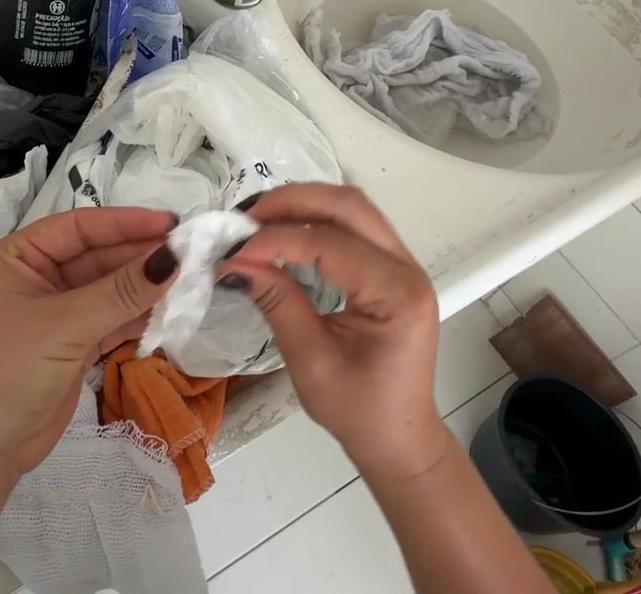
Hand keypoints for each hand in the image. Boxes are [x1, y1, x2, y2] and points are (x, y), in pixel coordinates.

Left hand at [0, 207, 179, 479]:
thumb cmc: (7, 372)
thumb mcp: (64, 325)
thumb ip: (121, 291)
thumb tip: (172, 256)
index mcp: (19, 256)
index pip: (81, 227)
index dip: (127, 222)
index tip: (173, 223)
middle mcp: (38, 277)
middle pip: (100, 256)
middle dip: (142, 255)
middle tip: (193, 253)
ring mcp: (57, 312)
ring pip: (111, 288)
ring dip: (146, 286)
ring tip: (192, 279)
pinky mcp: (74, 344)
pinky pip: (113, 318)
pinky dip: (140, 316)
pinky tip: (172, 311)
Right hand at [219, 184, 450, 482]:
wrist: (399, 437)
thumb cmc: (359, 411)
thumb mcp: (310, 362)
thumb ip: (277, 303)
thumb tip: (234, 263)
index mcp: (396, 294)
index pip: (329, 244)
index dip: (276, 240)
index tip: (232, 252)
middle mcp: (407, 267)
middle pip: (349, 206)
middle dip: (292, 202)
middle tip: (244, 216)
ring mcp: (404, 263)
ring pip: (352, 208)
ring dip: (303, 204)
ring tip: (258, 218)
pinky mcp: (391, 267)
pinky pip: (354, 225)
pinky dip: (316, 219)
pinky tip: (285, 229)